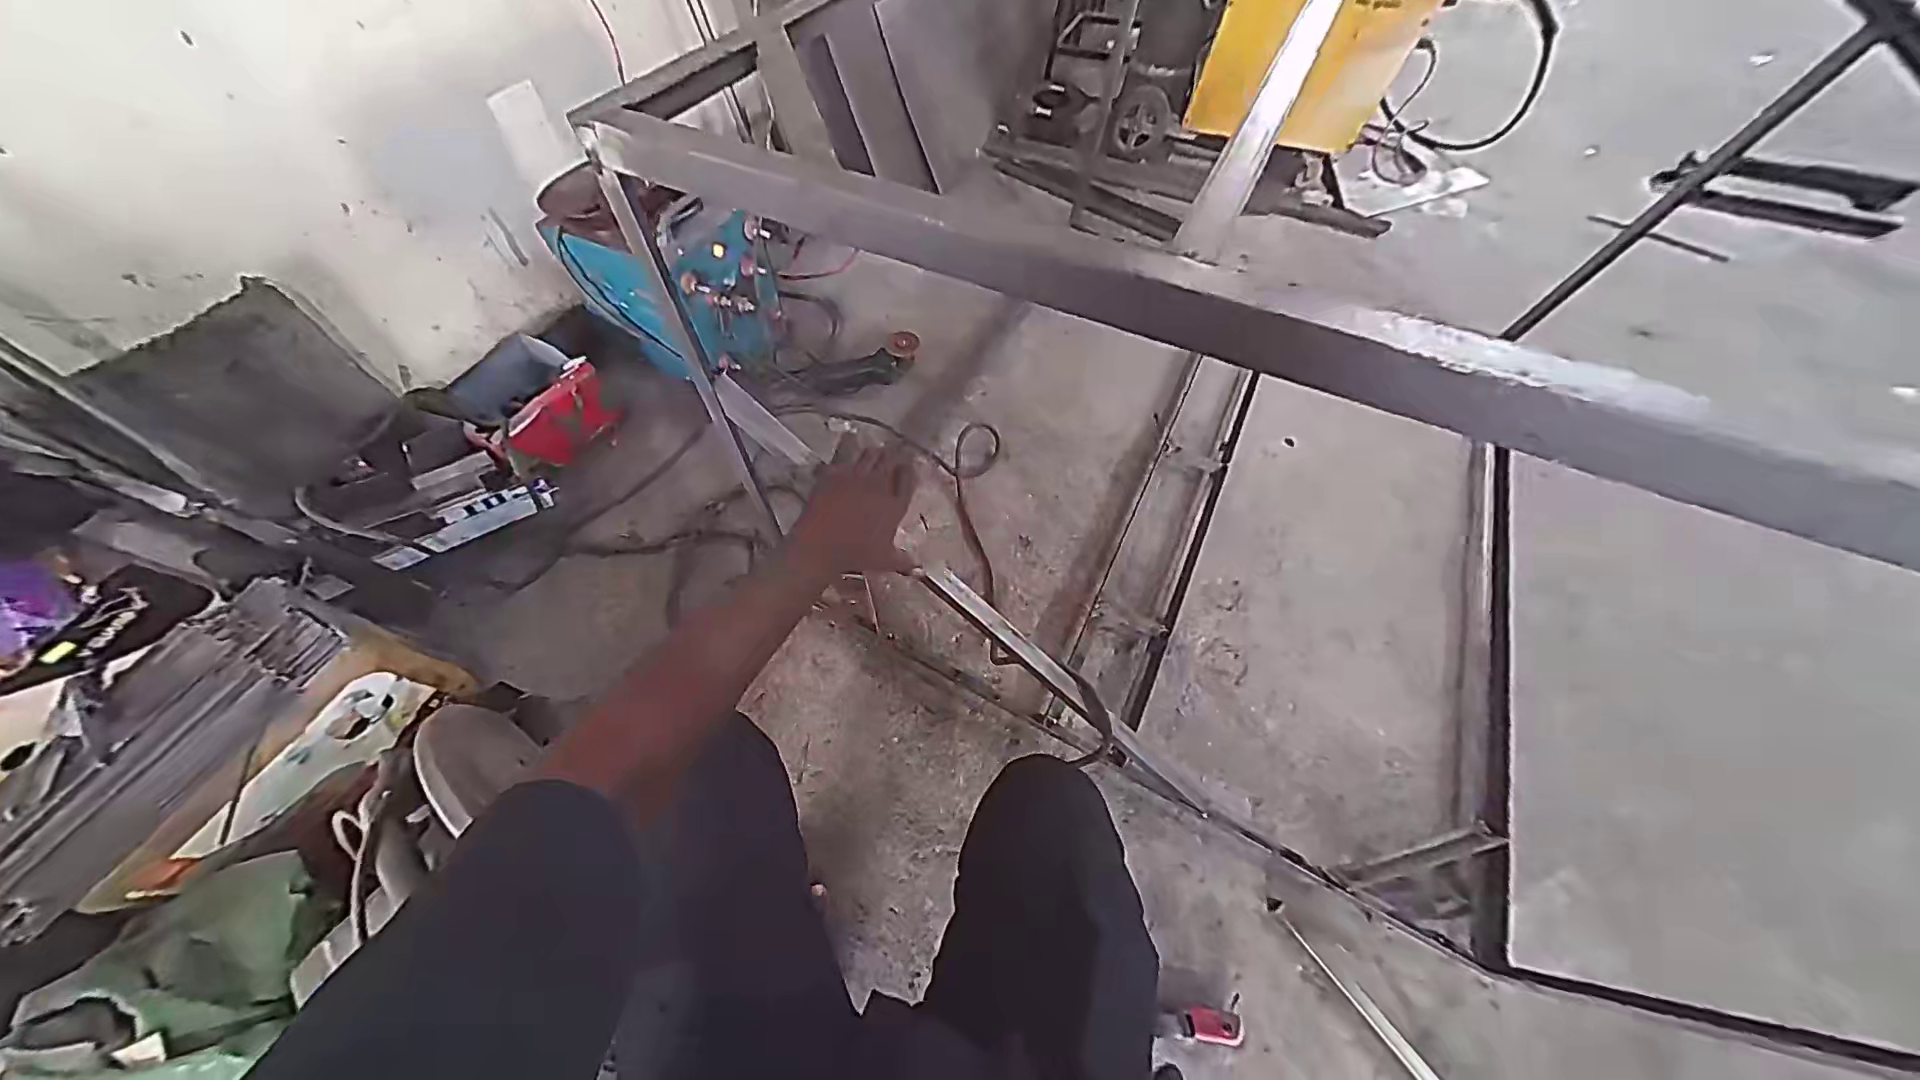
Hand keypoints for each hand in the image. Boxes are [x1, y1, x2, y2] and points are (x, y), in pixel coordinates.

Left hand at [787, 435, 918, 576]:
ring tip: (876, 449)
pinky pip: (843, 456)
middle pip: (890, 461)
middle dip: (895, 453)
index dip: (909, 469)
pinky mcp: (833, 474)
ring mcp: (855, 477)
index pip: (908, 479)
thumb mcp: (884, 560)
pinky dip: (847, 450)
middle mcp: (878, 486)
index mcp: (894, 505)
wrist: (821, 545)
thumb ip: (904, 561)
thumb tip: (920, 570)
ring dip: (875, 451)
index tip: (910, 463)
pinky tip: (849, 443)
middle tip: (896, 449)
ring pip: (869, 455)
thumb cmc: (856, 555)